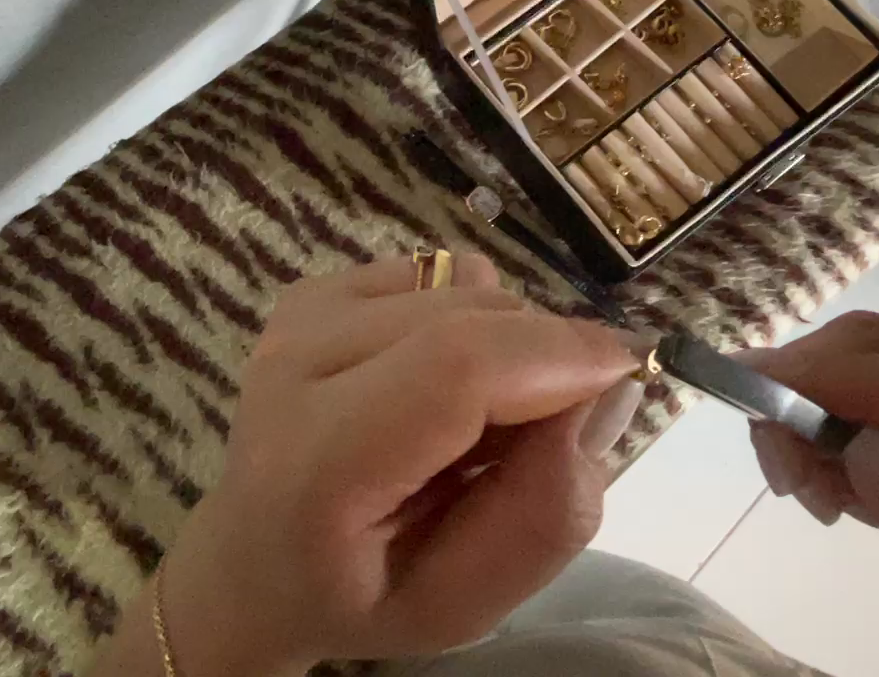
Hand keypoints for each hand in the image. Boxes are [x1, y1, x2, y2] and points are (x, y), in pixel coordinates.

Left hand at [146, 255, 638, 675]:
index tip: (625, 370)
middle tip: (544, 429)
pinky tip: (433, 376)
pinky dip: (466, 317)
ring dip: (506, 340)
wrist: (253, 554)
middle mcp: (296, 361)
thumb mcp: (463, 607)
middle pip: (467, 313)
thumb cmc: (359, 592)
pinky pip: (434, 272)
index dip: (556, 353)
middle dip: (544, 355)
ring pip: (460, 285)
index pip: (454, 366)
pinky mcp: (313, 288)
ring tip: (477, 413)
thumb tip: (602, 392)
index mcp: (319, 461)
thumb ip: (543, 516)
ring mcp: (300, 313)